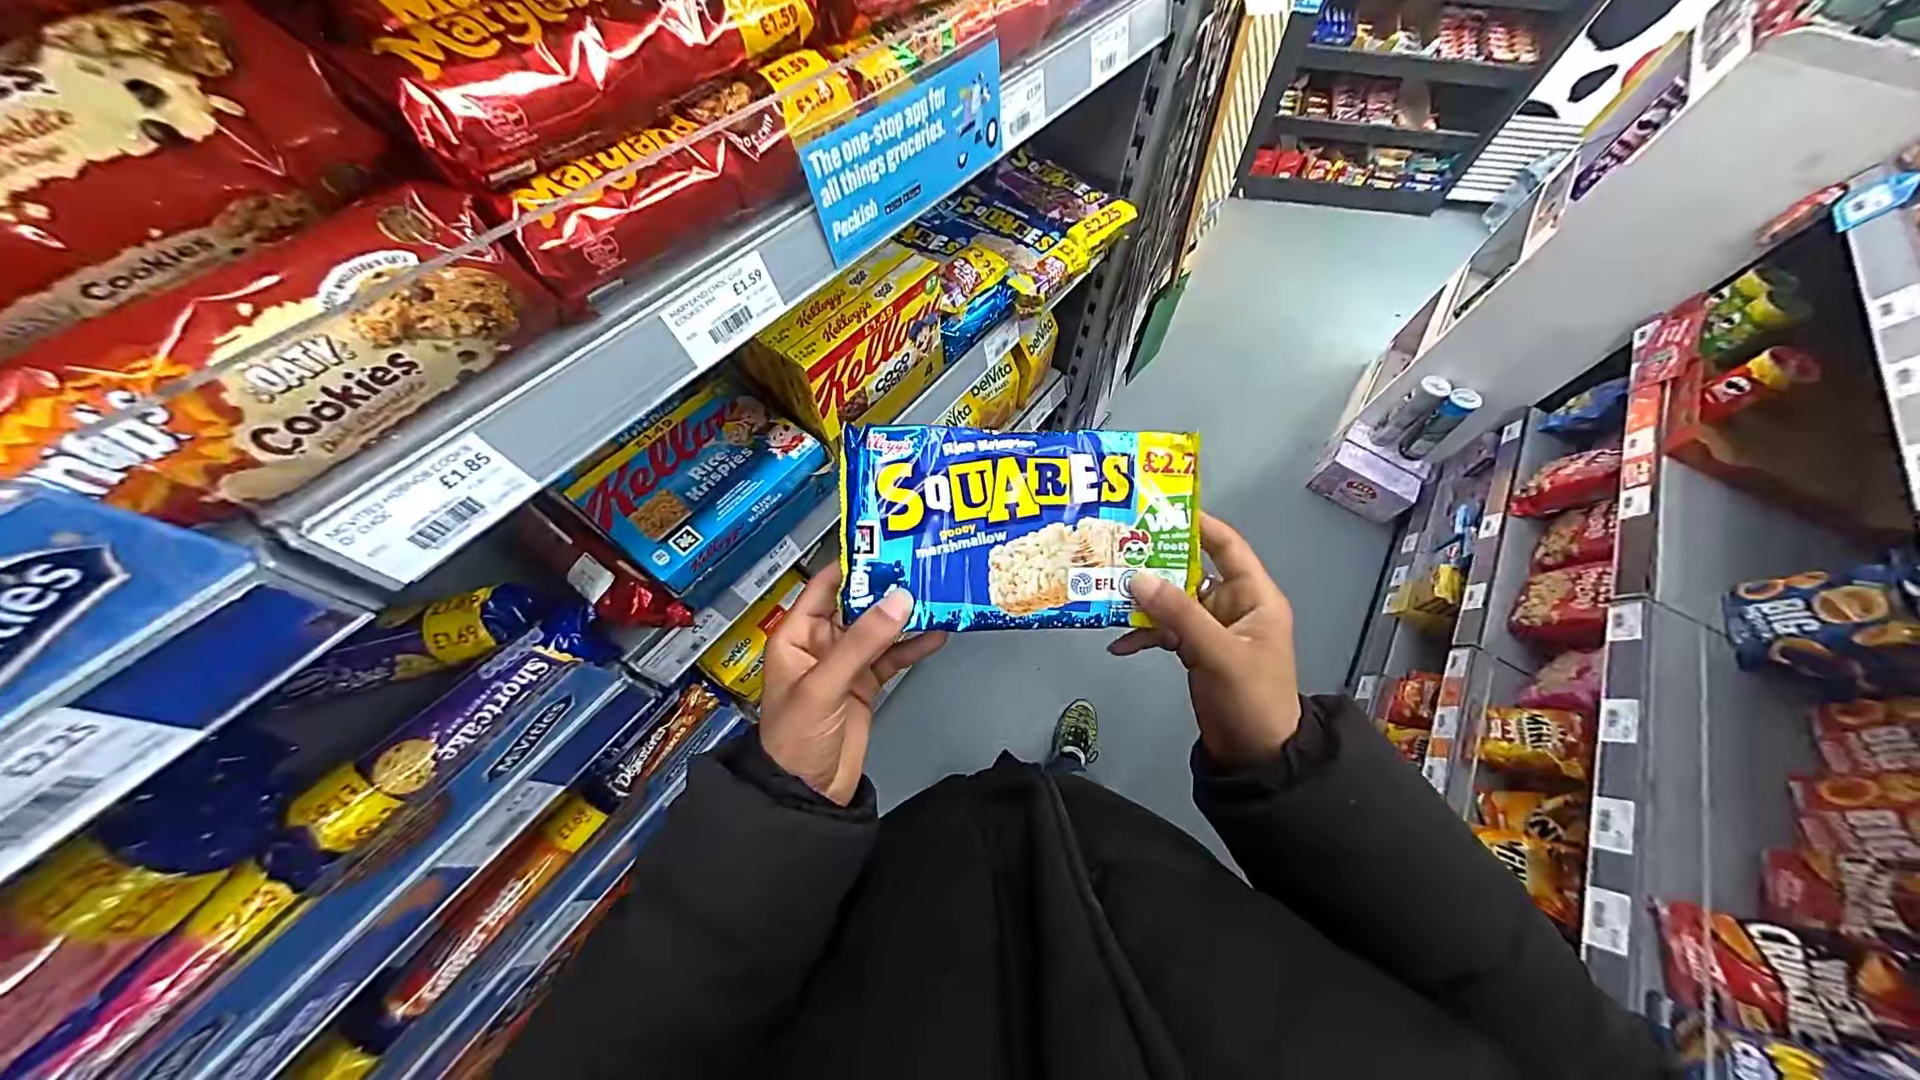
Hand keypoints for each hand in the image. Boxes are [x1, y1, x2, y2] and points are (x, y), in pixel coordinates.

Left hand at [762, 567, 947, 804]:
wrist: (808, 793)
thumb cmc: (795, 739)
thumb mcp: (824, 685)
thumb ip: (862, 642)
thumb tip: (898, 600)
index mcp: (797, 634)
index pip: (824, 586)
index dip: (851, 563)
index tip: (884, 545)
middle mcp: (822, 642)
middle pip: (857, 604)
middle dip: (886, 587)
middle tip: (919, 566)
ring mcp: (846, 663)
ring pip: (879, 629)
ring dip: (904, 616)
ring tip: (935, 594)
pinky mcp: (866, 683)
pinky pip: (892, 656)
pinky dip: (913, 647)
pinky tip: (936, 634)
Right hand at [1110, 513, 1301, 770]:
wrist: (1256, 754)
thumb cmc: (1252, 698)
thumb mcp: (1219, 653)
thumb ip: (1179, 614)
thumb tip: (1138, 578)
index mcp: (1253, 597)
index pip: (1228, 547)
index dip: (1200, 524)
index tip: (1162, 509)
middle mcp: (1232, 605)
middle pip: (1190, 572)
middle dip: (1156, 565)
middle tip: (1118, 552)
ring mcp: (1212, 628)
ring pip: (1172, 601)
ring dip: (1144, 603)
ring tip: (1109, 597)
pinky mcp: (1195, 649)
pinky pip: (1165, 630)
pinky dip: (1143, 635)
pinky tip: (1120, 645)